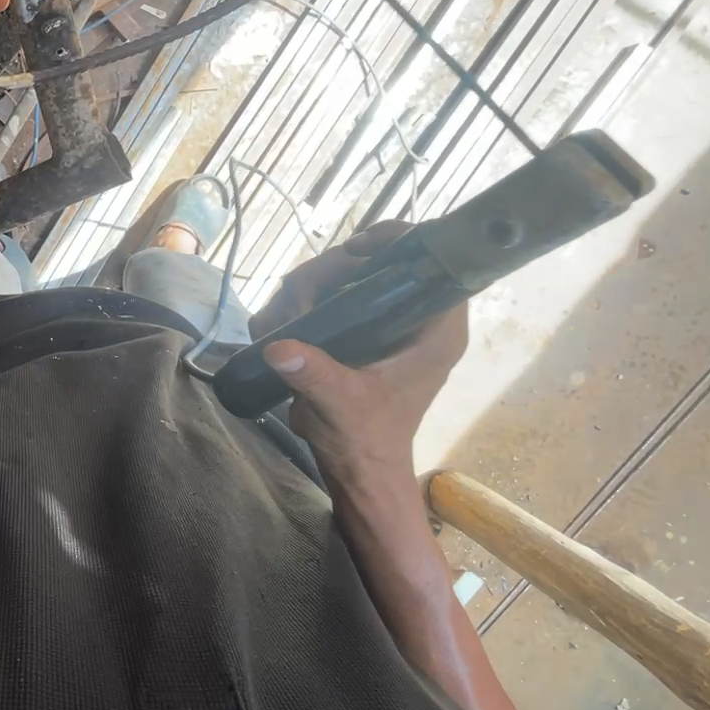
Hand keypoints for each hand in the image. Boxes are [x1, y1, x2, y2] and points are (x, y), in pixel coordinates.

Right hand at [250, 222, 468, 487]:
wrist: (354, 466)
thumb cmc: (364, 438)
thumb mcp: (342, 405)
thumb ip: (317, 375)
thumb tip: (280, 347)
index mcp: (431, 329)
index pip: (432, 260)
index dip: (398, 242)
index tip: (356, 251)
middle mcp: (408, 316)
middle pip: (366, 262)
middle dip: (322, 276)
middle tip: (295, 305)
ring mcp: (375, 321)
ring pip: (335, 276)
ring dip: (298, 294)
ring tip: (280, 326)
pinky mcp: (349, 329)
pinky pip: (317, 295)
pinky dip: (291, 307)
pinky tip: (276, 332)